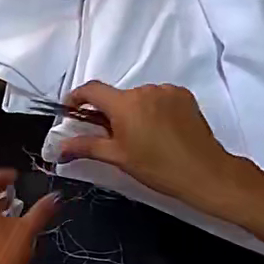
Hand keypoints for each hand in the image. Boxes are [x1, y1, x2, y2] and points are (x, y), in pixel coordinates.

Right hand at [54, 81, 252, 214]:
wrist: (204, 172)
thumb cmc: (156, 167)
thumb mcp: (117, 158)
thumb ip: (86, 146)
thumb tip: (59, 148)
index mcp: (124, 104)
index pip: (91, 90)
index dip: (76, 98)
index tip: (70, 110)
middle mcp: (144, 90)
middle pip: (117, 97)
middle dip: (109, 113)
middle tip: (112, 138)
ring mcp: (166, 91)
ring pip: (138, 98)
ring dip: (133, 112)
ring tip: (141, 138)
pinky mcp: (184, 96)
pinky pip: (159, 98)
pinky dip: (153, 110)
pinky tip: (159, 131)